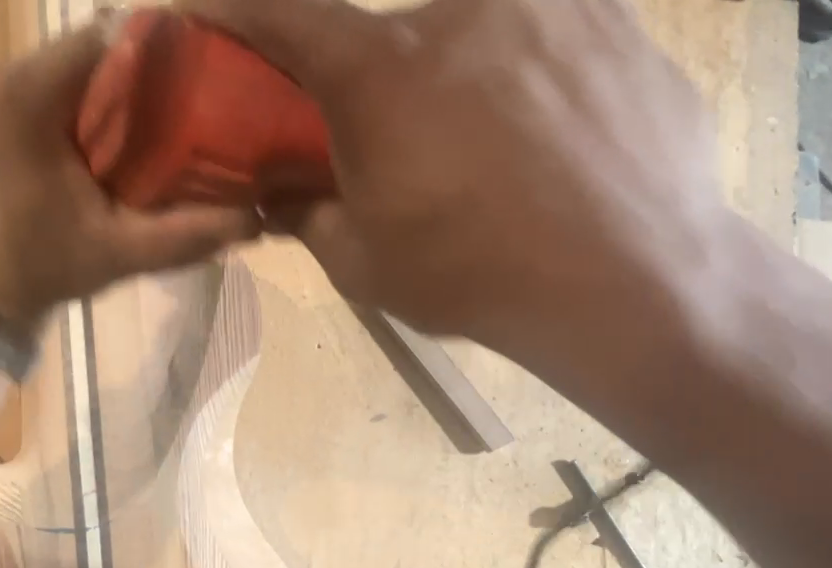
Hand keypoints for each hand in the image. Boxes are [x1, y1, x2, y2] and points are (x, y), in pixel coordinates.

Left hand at [0, 21, 259, 328]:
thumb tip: (254, 219)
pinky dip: (79, 98)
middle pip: (88, 48)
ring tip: (146, 123)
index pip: (108, 41)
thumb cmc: (48, 270)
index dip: (156, 58)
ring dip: (108, 87)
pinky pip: (46, 78)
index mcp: (25, 98)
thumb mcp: (121, 252)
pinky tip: (106, 132)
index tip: (192, 86)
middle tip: (176, 110)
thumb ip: (184, 232)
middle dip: (135, 75)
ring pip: (68, 61)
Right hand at [183, 0, 735, 361]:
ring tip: (480, 147)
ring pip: (467, 29)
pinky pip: (540, 30)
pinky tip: (542, 132)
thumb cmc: (471, 274)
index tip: (205, 9)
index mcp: (380, 72)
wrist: (625, 277)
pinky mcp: (612, 14)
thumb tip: (275, 198)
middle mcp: (457, 9)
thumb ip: (307, 215)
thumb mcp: (362, 263)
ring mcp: (543, 1)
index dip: (238, 9)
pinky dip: (523, 70)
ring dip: (452, 77)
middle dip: (371, 82)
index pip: (287, 15)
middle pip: (386, 34)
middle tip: (390, 144)